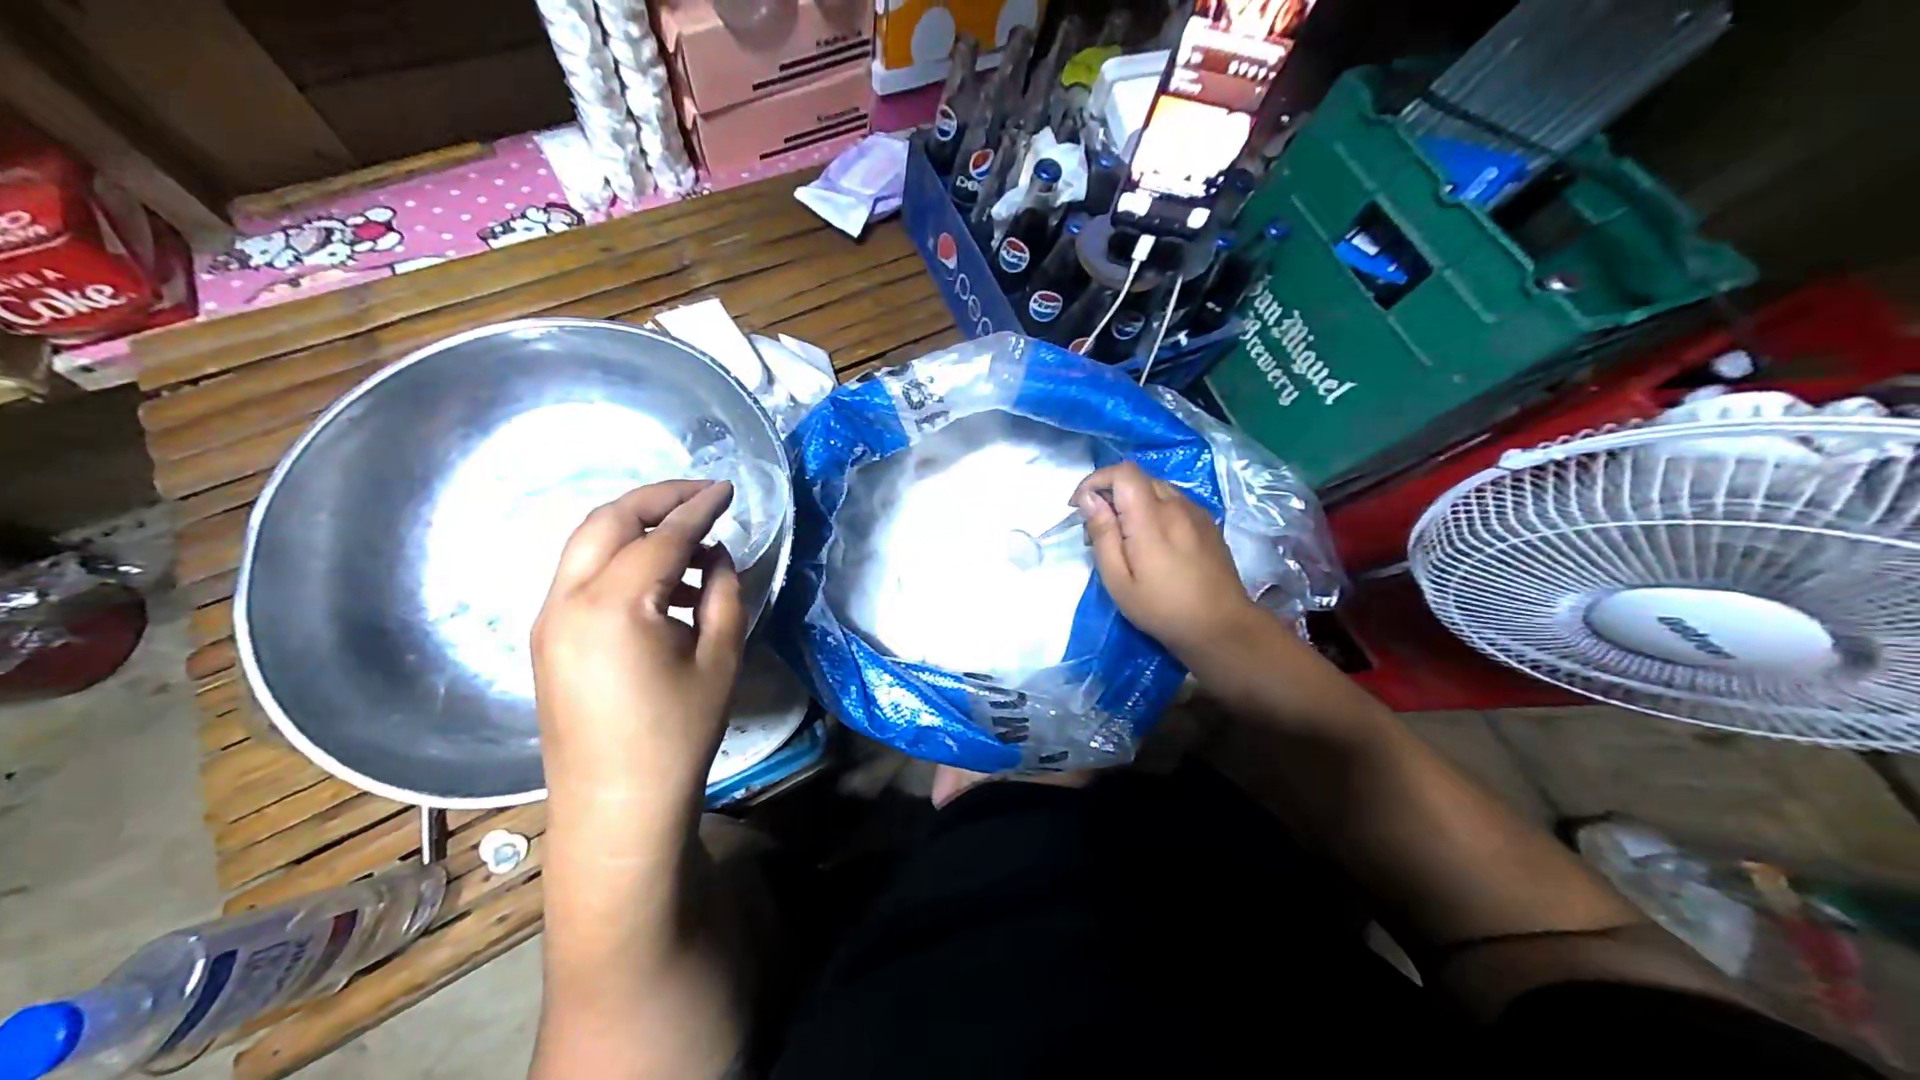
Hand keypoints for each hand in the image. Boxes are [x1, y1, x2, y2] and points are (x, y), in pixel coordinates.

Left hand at [531, 480, 747, 810]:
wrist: (618, 804)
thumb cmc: (678, 733)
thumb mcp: (720, 657)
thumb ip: (724, 592)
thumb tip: (715, 553)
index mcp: (615, 604)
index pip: (663, 536)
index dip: (700, 507)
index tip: (727, 489)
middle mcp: (568, 599)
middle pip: (609, 520)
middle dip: (658, 499)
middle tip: (701, 496)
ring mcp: (548, 618)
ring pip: (588, 543)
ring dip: (637, 529)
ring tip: (690, 542)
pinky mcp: (546, 637)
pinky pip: (581, 576)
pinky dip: (619, 560)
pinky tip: (663, 584)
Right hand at [1074, 462, 1259, 658]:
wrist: (1221, 626)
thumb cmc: (1162, 609)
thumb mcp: (1118, 580)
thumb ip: (1103, 534)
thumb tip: (1089, 499)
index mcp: (1152, 518)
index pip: (1123, 472)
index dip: (1096, 480)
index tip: (1080, 506)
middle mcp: (1176, 505)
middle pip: (1138, 477)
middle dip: (1110, 492)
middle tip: (1096, 527)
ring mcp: (1196, 512)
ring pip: (1156, 487)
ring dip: (1132, 500)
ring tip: (1123, 535)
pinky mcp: (1207, 522)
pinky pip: (1173, 501)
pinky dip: (1153, 508)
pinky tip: (1151, 540)